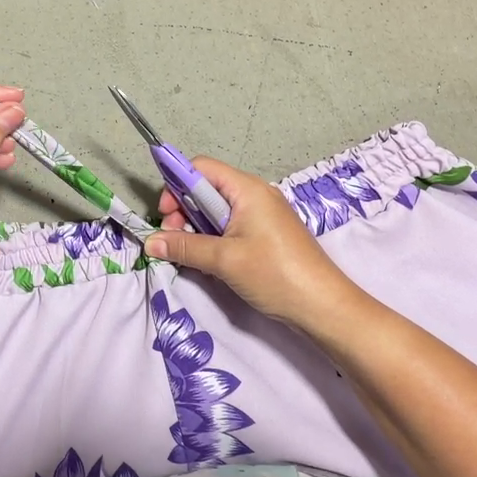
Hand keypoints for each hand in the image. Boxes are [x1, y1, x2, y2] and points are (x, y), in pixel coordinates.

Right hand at [150, 157, 363, 325]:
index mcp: (247, 189)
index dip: (176, 185)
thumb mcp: (224, 260)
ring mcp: (263, 215)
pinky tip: (211, 261)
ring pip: (217, 210)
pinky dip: (214, 238)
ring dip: (197, 228)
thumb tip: (150, 242)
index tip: (166, 215)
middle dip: (184, 210)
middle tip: (175, 240)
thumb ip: (185, 247)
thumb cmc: (276, 274)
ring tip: (192, 254)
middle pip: (206, 188)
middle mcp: (255, 195)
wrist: (325, 307)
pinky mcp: (267, 234)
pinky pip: (231, 226)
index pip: (200, 168)